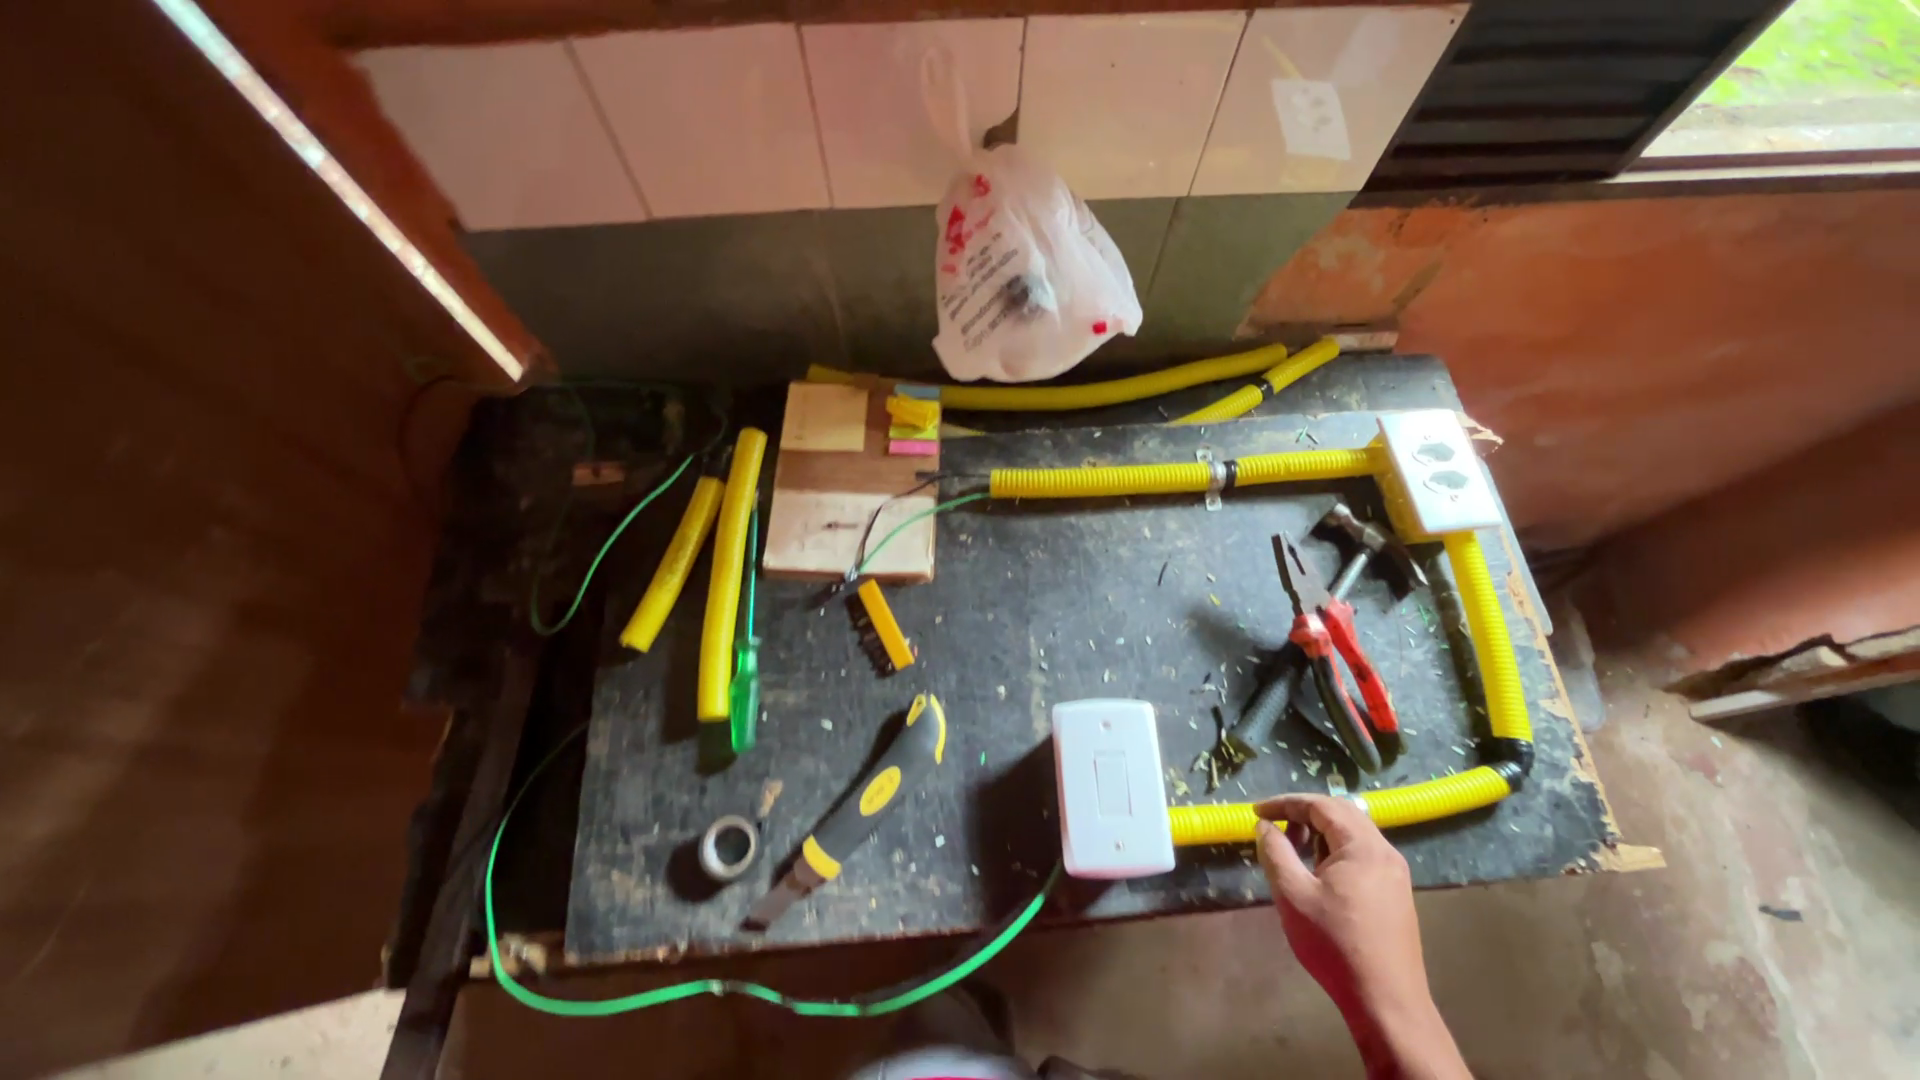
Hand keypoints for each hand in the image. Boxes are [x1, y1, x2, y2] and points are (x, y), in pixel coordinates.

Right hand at [1255, 795, 1466, 1079]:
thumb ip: (1275, 852)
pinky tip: (1318, 872)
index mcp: (1364, 846)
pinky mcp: (1395, 894)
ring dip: (1320, 832)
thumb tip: (1265, 826)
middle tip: (1273, 826)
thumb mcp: (1293, 894)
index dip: (1285, 803)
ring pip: (1354, 835)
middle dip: (1304, 813)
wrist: (1386, 1000)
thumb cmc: (1335, 943)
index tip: (1256, 812)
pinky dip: (1335, 851)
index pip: (1322, 805)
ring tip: (1292, 848)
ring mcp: (1395, 874)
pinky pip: (1363, 855)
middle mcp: (1385, 852)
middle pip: (1342, 813)